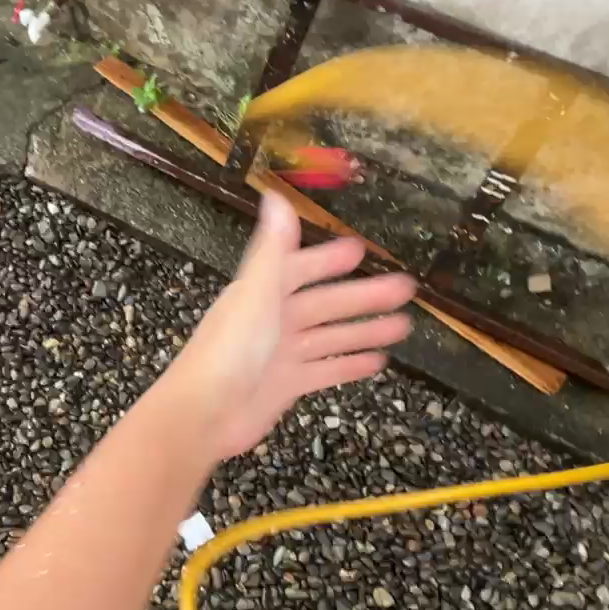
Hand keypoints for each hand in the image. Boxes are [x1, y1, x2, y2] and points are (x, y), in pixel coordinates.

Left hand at [159, 191, 415, 461]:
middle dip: (361, 296)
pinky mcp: (286, 385)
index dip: (327, 259)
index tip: (360, 250)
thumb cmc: (228, 350)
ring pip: (329, 337)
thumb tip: (275, 196)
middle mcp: (270, 321)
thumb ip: (271, 249)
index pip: (298, 269)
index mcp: (260, 294)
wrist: (203, 413)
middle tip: (405, 288)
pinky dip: (349, 365)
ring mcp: (279, 355)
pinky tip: (378, 361)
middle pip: (323, 304)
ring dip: (363, 330)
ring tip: (403, 325)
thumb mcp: (254, 293)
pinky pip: (325, 370)